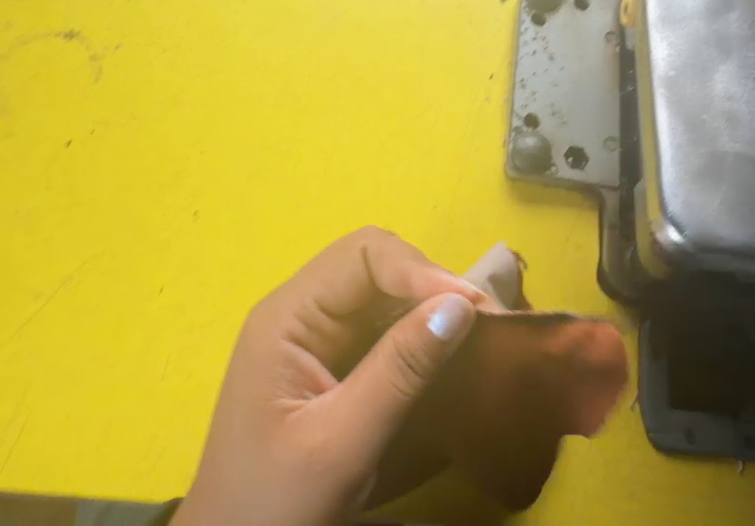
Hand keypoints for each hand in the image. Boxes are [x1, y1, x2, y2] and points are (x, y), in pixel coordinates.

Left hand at [173, 228, 489, 525]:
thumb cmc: (273, 506)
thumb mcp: (340, 443)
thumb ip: (399, 371)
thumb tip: (461, 305)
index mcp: (287, 317)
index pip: (362, 255)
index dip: (419, 269)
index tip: (471, 306)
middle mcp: (302, 312)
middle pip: (376, 263)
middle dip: (430, 282)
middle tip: (481, 319)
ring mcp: (317, 336)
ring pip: (385, 291)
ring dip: (430, 304)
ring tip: (476, 330)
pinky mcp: (334, 361)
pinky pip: (384, 325)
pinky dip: (421, 329)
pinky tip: (448, 349)